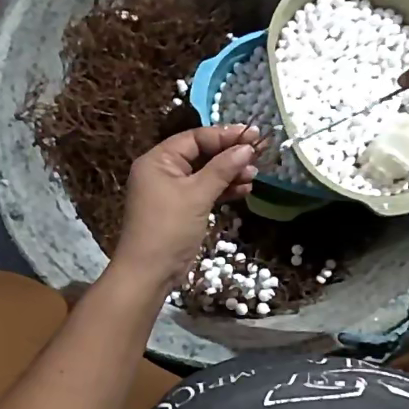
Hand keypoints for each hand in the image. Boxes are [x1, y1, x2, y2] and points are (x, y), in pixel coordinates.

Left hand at [113, 125, 260, 287]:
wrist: (149, 272)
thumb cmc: (169, 228)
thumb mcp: (197, 195)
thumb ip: (222, 169)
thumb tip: (247, 148)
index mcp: (158, 160)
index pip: (194, 138)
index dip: (224, 135)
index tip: (253, 135)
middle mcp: (162, 171)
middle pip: (200, 154)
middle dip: (229, 155)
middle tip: (258, 154)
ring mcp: (171, 191)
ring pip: (205, 174)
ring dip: (229, 173)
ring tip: (254, 175)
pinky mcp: (180, 209)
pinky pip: (204, 191)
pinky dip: (222, 190)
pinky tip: (244, 189)